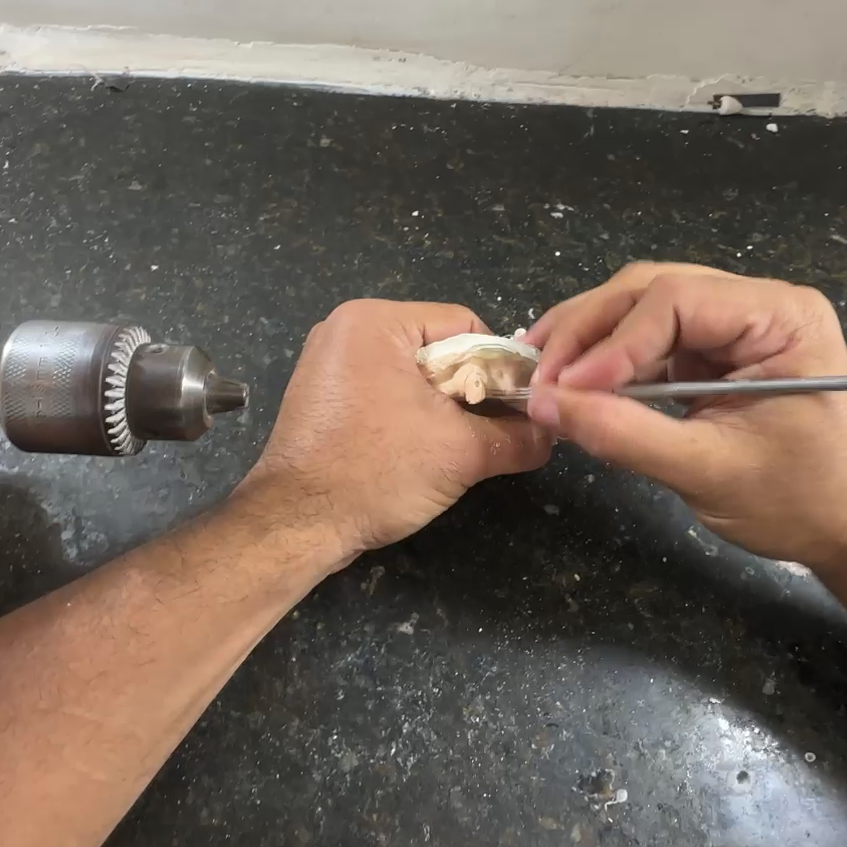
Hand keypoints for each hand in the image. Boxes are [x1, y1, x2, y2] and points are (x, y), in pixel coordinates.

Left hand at [236, 299, 552, 558]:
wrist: (295, 525)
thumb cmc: (376, 473)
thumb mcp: (461, 453)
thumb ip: (517, 436)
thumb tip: (551, 434)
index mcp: (375, 321)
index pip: (464, 325)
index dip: (499, 365)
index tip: (517, 405)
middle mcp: (346, 328)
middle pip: (437, 347)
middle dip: (469, 389)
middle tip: (491, 428)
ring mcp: (328, 361)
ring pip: (412, 372)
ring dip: (442, 405)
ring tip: (458, 442)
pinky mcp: (322, 395)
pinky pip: (383, 390)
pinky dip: (410, 413)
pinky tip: (420, 448)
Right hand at [523, 263, 846, 569]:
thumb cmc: (799, 502)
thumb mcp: (706, 470)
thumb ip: (623, 434)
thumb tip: (543, 404)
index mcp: (779, 316)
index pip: (676, 299)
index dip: (613, 340)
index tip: (565, 388)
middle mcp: (755, 305)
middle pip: (650, 290)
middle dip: (587, 329)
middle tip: (536, 371)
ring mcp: (732, 327)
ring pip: (641, 308)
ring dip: (587, 338)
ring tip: (539, 368)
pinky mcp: (711, 354)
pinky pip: (647, 340)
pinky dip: (606, 360)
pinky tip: (572, 380)